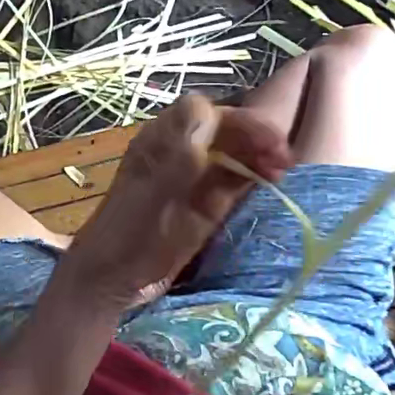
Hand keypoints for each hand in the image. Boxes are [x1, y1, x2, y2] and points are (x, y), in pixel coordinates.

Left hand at [60, 95, 292, 309]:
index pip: (206, 112)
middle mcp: (182, 151)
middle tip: (283, 157)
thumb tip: (206, 113)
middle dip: (256, 136)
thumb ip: (176, 157)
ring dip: (261, 154)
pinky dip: (257, 176)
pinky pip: (238, 179)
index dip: (237, 119)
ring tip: (283, 170)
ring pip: (237, 152)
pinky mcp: (209, 201)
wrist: (111, 283)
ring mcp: (197, 176)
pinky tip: (273, 182)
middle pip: (227, 128)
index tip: (263, 137)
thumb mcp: (148, 197)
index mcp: (162, 140)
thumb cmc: (124, 238)